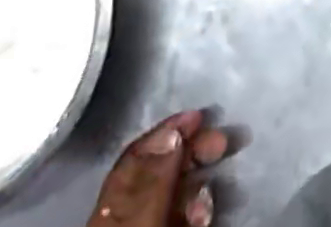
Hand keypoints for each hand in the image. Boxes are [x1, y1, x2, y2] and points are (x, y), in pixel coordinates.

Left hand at [88, 110, 229, 226]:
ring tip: (216, 178)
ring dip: (198, 180)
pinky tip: (206, 210)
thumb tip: (171, 132)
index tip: (199, 114)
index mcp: (109, 203)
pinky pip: (180, 216)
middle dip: (192, 150)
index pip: (136, 156)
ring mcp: (144, 221)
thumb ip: (153, 181)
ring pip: (173, 194)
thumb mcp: (139, 221)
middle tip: (221, 141)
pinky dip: (197, 208)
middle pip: (160, 170)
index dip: (166, 130)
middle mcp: (124, 211)